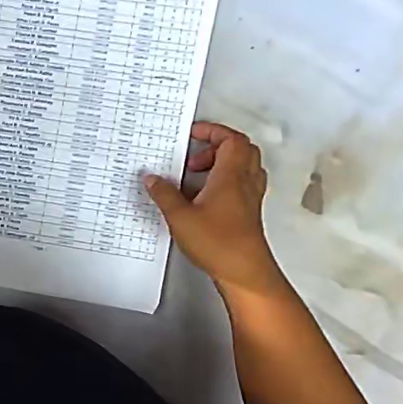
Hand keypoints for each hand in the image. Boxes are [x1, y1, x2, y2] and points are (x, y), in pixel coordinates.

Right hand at [143, 122, 286, 298]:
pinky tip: (205, 195)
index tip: (193, 133)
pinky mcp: (248, 212)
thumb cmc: (219, 243)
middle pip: (241, 149)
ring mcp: (250, 198)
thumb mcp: (180, 216)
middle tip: (194, 155)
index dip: (213, 130)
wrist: (244, 273)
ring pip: (244, 165)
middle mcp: (245, 183)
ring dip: (221, 162)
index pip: (231, 139)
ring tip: (196, 175)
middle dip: (216, 145)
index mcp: (231, 176)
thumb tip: (153, 179)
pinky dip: (225, 180)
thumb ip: (164, 194)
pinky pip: (242, 183)